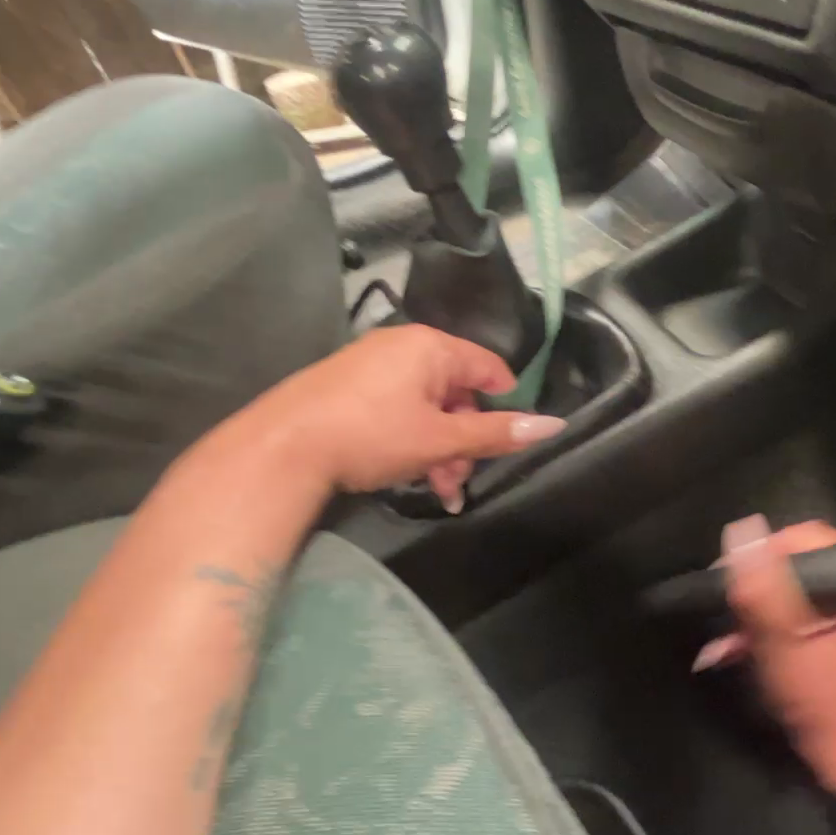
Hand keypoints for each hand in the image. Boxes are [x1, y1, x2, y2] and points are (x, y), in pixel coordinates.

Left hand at [230, 325, 563, 509]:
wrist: (280, 448)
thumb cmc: (371, 436)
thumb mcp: (441, 439)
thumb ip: (497, 433)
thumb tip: (555, 425)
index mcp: (431, 347)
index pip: (490, 367)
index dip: (507, 405)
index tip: (506, 442)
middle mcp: (403, 346)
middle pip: (458, 391)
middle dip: (466, 440)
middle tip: (460, 481)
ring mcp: (372, 364)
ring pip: (428, 405)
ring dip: (441, 448)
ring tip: (436, 488)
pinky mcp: (348, 385)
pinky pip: (398, 407)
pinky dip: (411, 438)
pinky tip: (405, 472)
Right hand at [714, 515, 835, 788]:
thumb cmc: (816, 695)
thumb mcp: (781, 638)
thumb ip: (761, 585)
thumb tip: (741, 528)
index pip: (800, 538)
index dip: (758, 552)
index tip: (726, 578)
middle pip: (788, 564)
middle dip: (749, 588)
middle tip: (721, 611)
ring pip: (783, 591)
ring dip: (748, 612)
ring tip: (720, 639)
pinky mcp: (826, 634)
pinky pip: (786, 615)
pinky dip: (759, 628)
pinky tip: (730, 650)